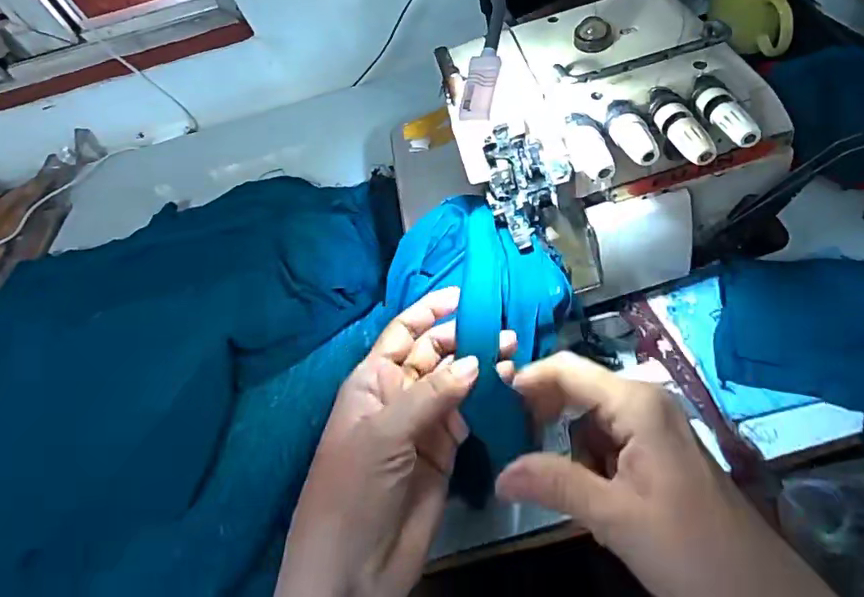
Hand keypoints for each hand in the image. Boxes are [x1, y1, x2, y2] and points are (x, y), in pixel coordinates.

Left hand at [276, 288, 514, 596]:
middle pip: (434, 353)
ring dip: (481, 365)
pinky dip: (487, 398)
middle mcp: (399, 394)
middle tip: (503, 329)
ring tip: (512, 352)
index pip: (403, 332)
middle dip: (465, 337)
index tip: (463, 294)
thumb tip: (475, 361)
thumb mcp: (384, 434)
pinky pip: (468, 414)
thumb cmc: (352, 488)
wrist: (351, 571)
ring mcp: (423, 423)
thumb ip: (431, 394)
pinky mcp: (445, 451)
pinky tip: (507, 386)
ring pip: (456, 382)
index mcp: (372, 380)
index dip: (430, 311)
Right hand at [495, 353, 834, 596]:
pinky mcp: (659, 448)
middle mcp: (645, 400)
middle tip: (510, 443)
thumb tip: (500, 472)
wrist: (760, 589)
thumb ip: (556, 485)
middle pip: (579, 389)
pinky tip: (586, 491)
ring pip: (592, 418)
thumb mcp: (616, 518)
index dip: (528, 379)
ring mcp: (655, 424)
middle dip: (544, 414)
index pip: (568, 370)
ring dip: (567, 442)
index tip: (491, 402)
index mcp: (636, 402)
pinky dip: (591, 457)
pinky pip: (611, 438)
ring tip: (544, 477)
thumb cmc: (689, 548)